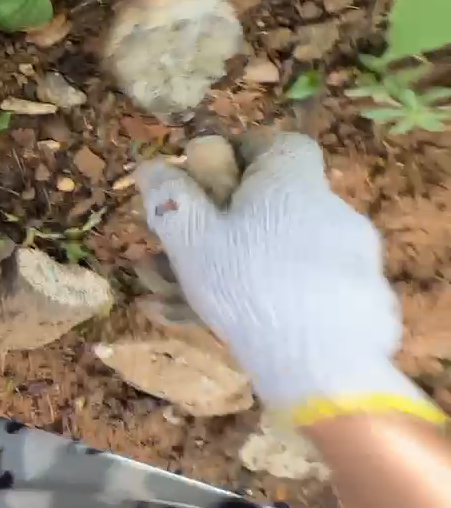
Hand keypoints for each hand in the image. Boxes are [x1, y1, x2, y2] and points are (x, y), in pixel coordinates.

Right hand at [135, 131, 441, 426]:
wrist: (320, 363)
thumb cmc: (243, 282)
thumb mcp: (185, 233)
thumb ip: (168, 193)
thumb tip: (155, 165)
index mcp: (292, 189)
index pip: (282, 144)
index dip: (241, 149)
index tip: (203, 172)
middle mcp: (330, 214)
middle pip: (266, 200)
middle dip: (212, 218)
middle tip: (168, 244)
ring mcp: (347, 258)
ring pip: (269, 244)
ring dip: (219, 258)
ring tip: (165, 291)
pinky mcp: (353, 297)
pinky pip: (289, 277)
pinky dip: (248, 286)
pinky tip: (199, 315)